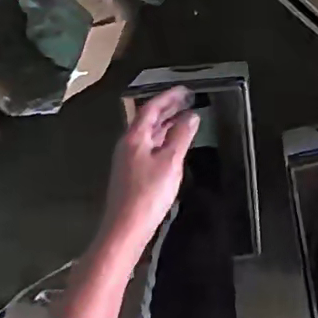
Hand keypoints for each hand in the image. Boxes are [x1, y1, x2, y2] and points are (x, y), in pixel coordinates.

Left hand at [98, 86, 198, 261]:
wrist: (125, 227)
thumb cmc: (148, 193)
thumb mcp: (170, 162)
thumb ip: (181, 136)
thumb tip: (191, 116)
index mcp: (135, 136)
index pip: (151, 108)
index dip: (169, 97)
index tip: (185, 90)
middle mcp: (128, 143)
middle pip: (148, 119)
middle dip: (168, 108)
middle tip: (187, 100)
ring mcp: (128, 157)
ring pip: (149, 133)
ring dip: (166, 123)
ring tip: (184, 118)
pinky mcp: (131, 171)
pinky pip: (148, 145)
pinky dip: (162, 139)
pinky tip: (172, 144)